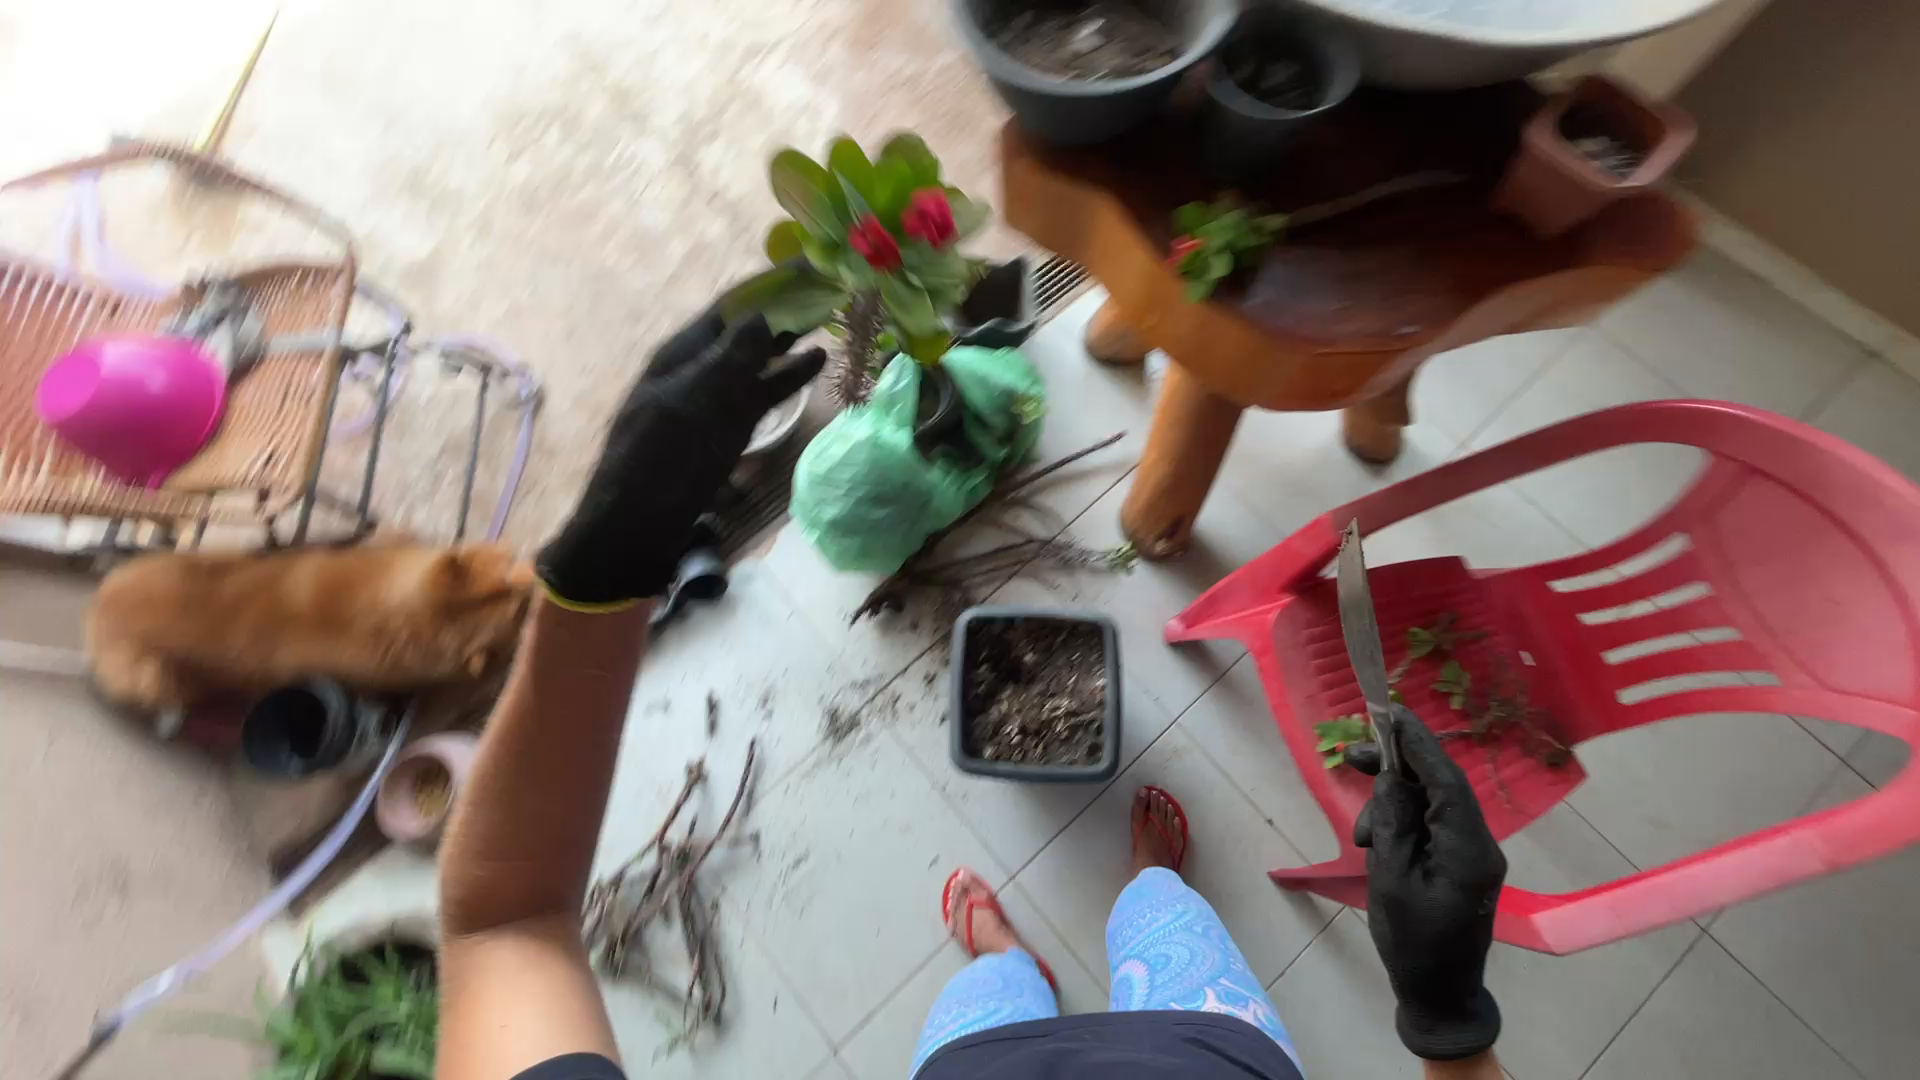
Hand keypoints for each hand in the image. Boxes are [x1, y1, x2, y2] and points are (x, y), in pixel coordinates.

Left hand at [536, 306, 824, 607]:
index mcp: (684, 353)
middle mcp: (702, 368)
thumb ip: (728, 361)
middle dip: (786, 306)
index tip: (813, 265)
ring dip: (792, 340)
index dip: (771, 285)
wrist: (638, 524)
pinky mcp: (731, 427)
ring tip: (830, 319)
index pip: (734, 306)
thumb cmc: (659, 461)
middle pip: (749, 327)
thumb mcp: (692, 404)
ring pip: (760, 359)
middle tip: (830, 287)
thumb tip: (763, 318)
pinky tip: (816, 365)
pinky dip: (789, 377)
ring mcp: (718, 399)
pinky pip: (765, 392)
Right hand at [1349, 706, 1505, 1061]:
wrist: (1438, 990)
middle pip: (1437, 784)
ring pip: (1428, 802)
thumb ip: (1392, 822)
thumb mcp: (1391, 877)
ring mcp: (1470, 852)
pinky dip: (1397, 821)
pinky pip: (1427, 822)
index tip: (1390, 711)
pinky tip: (1373, 842)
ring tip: (1360, 833)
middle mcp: (1477, 844)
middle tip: (1350, 753)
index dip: (1419, 742)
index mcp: (1468, 849)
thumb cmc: (1412, 939)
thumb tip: (1390, 779)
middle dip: (1395, 765)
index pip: (1446, 780)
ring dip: (1389, 802)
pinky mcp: (1457, 860)